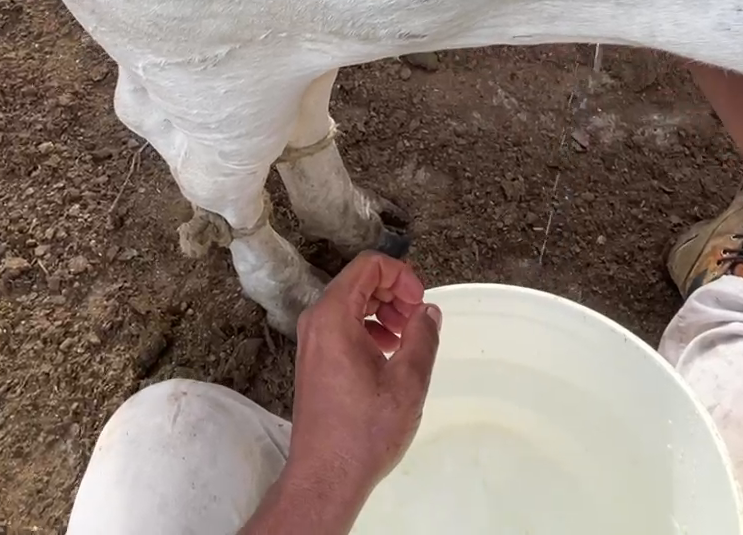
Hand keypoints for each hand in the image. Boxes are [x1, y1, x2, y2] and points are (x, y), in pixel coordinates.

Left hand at [241, 253, 440, 534]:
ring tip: (407, 338)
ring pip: (352, 302)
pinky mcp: (315, 358)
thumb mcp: (408, 381)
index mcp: (333, 316)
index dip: (401, 275)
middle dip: (394, 293)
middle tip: (418, 319)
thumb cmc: (361, 433)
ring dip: (384, 311)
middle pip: (359, 281)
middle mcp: (317, 321)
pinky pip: (343, 324)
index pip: (368, 265)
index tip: (420, 300)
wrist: (325, 477)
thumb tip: (429, 313)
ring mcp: (313, 340)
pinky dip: (369, 328)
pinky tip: (389, 353)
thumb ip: (423, 337)